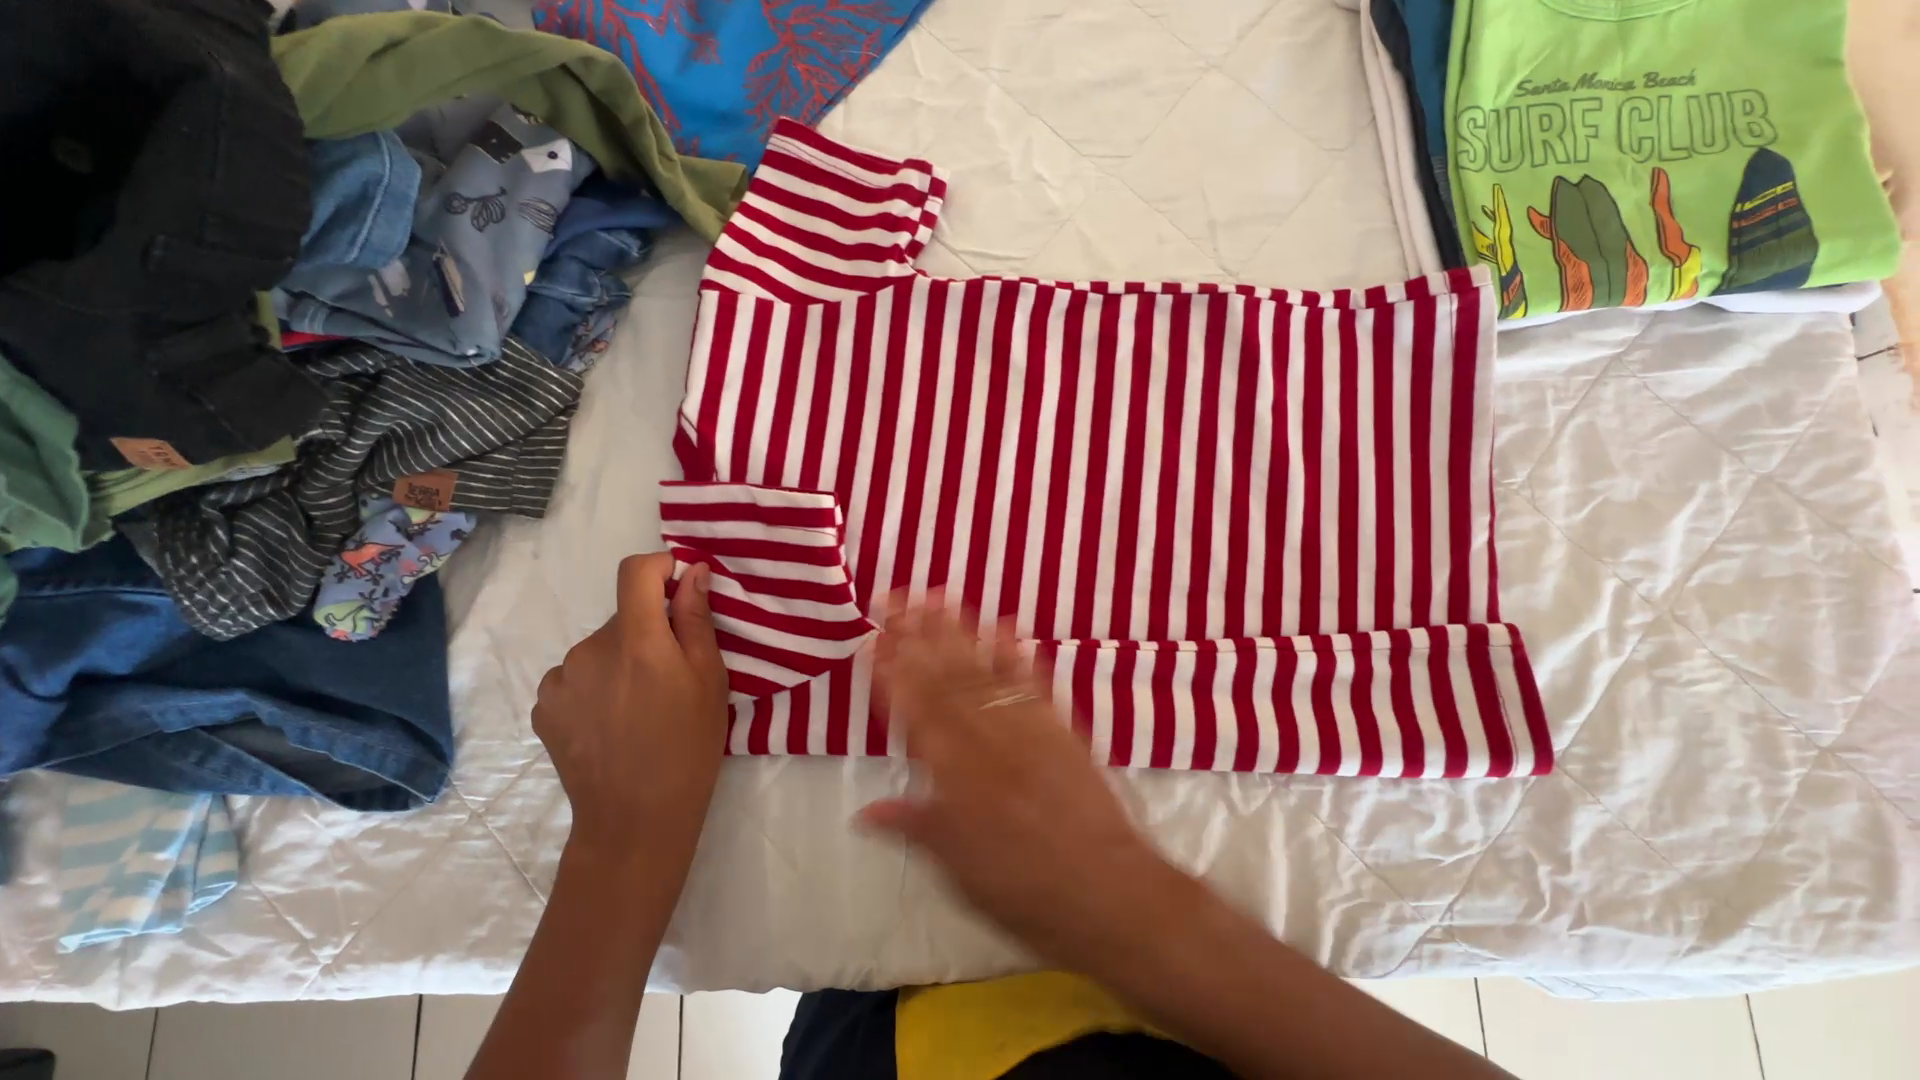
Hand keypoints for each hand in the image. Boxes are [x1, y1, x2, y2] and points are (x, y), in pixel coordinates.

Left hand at [533, 553, 728, 862]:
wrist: (635, 818)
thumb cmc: (689, 747)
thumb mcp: (710, 681)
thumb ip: (696, 620)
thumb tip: (692, 572)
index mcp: (637, 640)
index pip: (635, 571)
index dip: (658, 568)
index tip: (676, 587)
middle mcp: (590, 649)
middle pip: (622, 617)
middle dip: (646, 632)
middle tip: (669, 677)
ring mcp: (560, 678)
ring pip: (598, 650)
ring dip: (618, 662)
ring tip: (638, 708)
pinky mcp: (543, 706)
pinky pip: (575, 678)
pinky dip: (593, 688)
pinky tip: (609, 724)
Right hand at [860, 600, 1196, 964]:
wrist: (1106, 890)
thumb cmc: (1024, 890)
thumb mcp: (958, 869)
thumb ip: (916, 827)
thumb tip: (866, 812)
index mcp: (953, 773)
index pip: (913, 710)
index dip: (891, 672)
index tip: (873, 638)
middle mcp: (987, 740)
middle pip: (944, 678)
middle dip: (916, 635)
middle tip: (893, 596)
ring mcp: (1027, 728)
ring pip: (984, 670)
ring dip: (958, 630)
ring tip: (935, 596)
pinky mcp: (1062, 728)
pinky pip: (1033, 682)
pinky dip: (1015, 652)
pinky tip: (1002, 626)